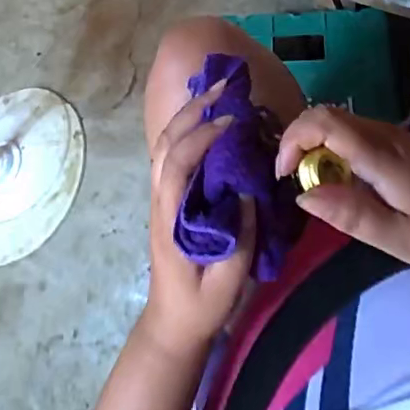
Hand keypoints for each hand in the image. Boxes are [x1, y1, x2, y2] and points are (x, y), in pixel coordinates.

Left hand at [140, 84, 255, 357]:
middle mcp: (161, 198)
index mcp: (171, 216)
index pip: (178, 164)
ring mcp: (161, 195)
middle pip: (166, 142)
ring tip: (217, 92)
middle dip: (192, 110)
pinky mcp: (168, 196)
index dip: (201, 138)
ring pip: (164, 143)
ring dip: (187, 114)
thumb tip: (249, 191)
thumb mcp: (226, 282)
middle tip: (223, 86)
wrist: (172, 323)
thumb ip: (240, 239)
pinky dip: (186, 127)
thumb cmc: (200, 305)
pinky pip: (170, 152)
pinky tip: (208, 118)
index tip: (231, 122)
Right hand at [275, 105, 409, 273]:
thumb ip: (353, 215)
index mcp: (382, 156)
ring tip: (307, 181)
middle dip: (296, 140)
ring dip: (310, 143)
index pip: (326, 123)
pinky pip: (348, 131)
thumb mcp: (402, 239)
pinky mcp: (391, 139)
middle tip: (290, 179)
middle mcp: (381, 134)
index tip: (284, 173)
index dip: (294, 139)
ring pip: (334, 120)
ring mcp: (388, 132)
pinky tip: (334, 178)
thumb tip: (303, 194)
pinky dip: (327, 147)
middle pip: (324, 114)